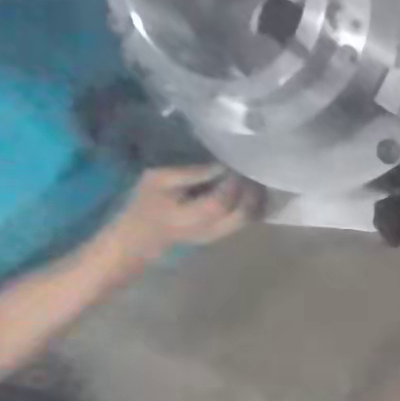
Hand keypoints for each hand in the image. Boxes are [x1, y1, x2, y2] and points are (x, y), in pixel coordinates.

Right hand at [101, 164, 260, 266]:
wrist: (142, 234)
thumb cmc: (147, 202)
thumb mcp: (158, 180)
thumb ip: (191, 173)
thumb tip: (223, 165)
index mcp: (190, 217)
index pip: (221, 202)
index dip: (233, 183)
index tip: (236, 165)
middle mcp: (210, 231)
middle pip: (243, 214)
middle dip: (252, 191)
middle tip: (251, 170)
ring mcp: (220, 236)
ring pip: (250, 218)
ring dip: (257, 198)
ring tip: (253, 177)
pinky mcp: (224, 235)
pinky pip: (248, 221)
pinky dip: (255, 205)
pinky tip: (252, 189)